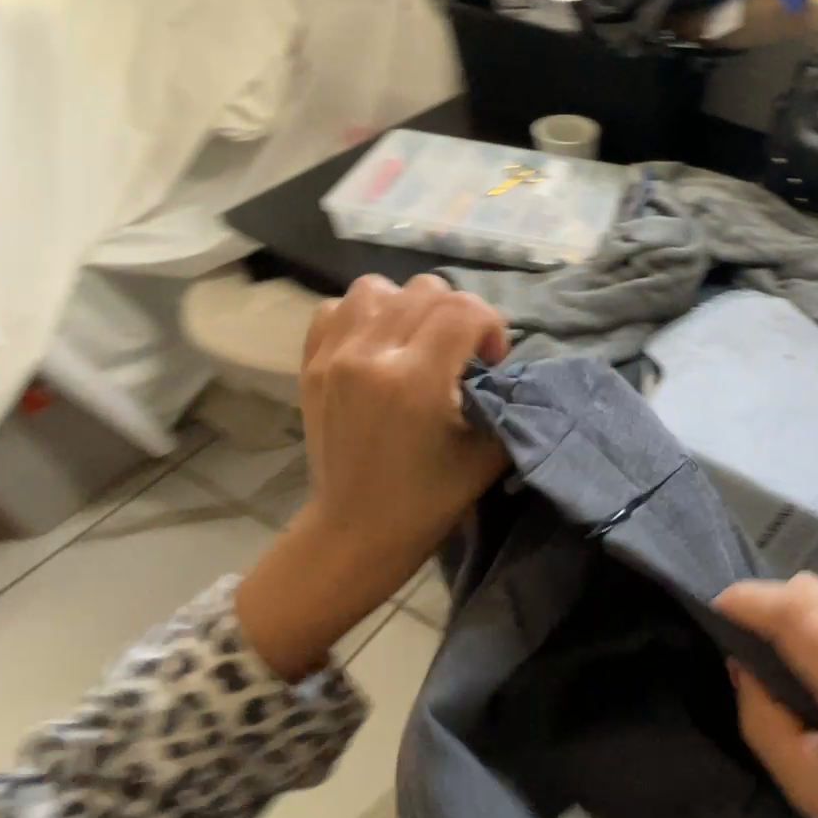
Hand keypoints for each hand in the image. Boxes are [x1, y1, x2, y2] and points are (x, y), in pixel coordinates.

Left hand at [236, 274, 509, 679]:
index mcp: (417, 380)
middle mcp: (371, 356)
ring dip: (409, 307)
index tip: (491, 361)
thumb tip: (505, 364)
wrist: (357, 530)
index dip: (492, 326)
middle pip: (427, 291)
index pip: (465, 309)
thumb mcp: (489, 452)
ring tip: (418, 342)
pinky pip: (339, 307)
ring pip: (379, 288)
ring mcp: (334, 357)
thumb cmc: (431, 499)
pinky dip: (366, 315)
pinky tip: (382, 344)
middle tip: (462, 355)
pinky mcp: (312, 364)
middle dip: (459, 316)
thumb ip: (505, 398)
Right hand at [716, 574, 817, 817]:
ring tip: (786, 660)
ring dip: (803, 615)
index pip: (795, 611)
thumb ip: (762, 714)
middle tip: (744, 639)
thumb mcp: (808, 783)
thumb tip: (742, 661)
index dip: (748, 599)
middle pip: (815, 592)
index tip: (715, 607)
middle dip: (770, 603)